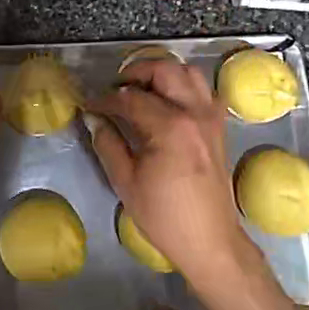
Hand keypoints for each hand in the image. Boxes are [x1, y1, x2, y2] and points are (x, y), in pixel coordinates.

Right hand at [86, 60, 254, 278]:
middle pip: (164, 70)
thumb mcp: (126, 182)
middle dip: (135, 73)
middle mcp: (195, 113)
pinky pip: (203, 90)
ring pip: (188, 73)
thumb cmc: (164, 216)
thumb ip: (108, 143)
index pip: (130, 98)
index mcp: (170, 128)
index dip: (105, 100)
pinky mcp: (219, 126)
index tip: (90, 105)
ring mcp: (211, 117)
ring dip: (162, 74)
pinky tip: (166, 103)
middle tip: (115, 89)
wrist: (210, 240)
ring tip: (140, 90)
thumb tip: (94, 119)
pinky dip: (183, 86)